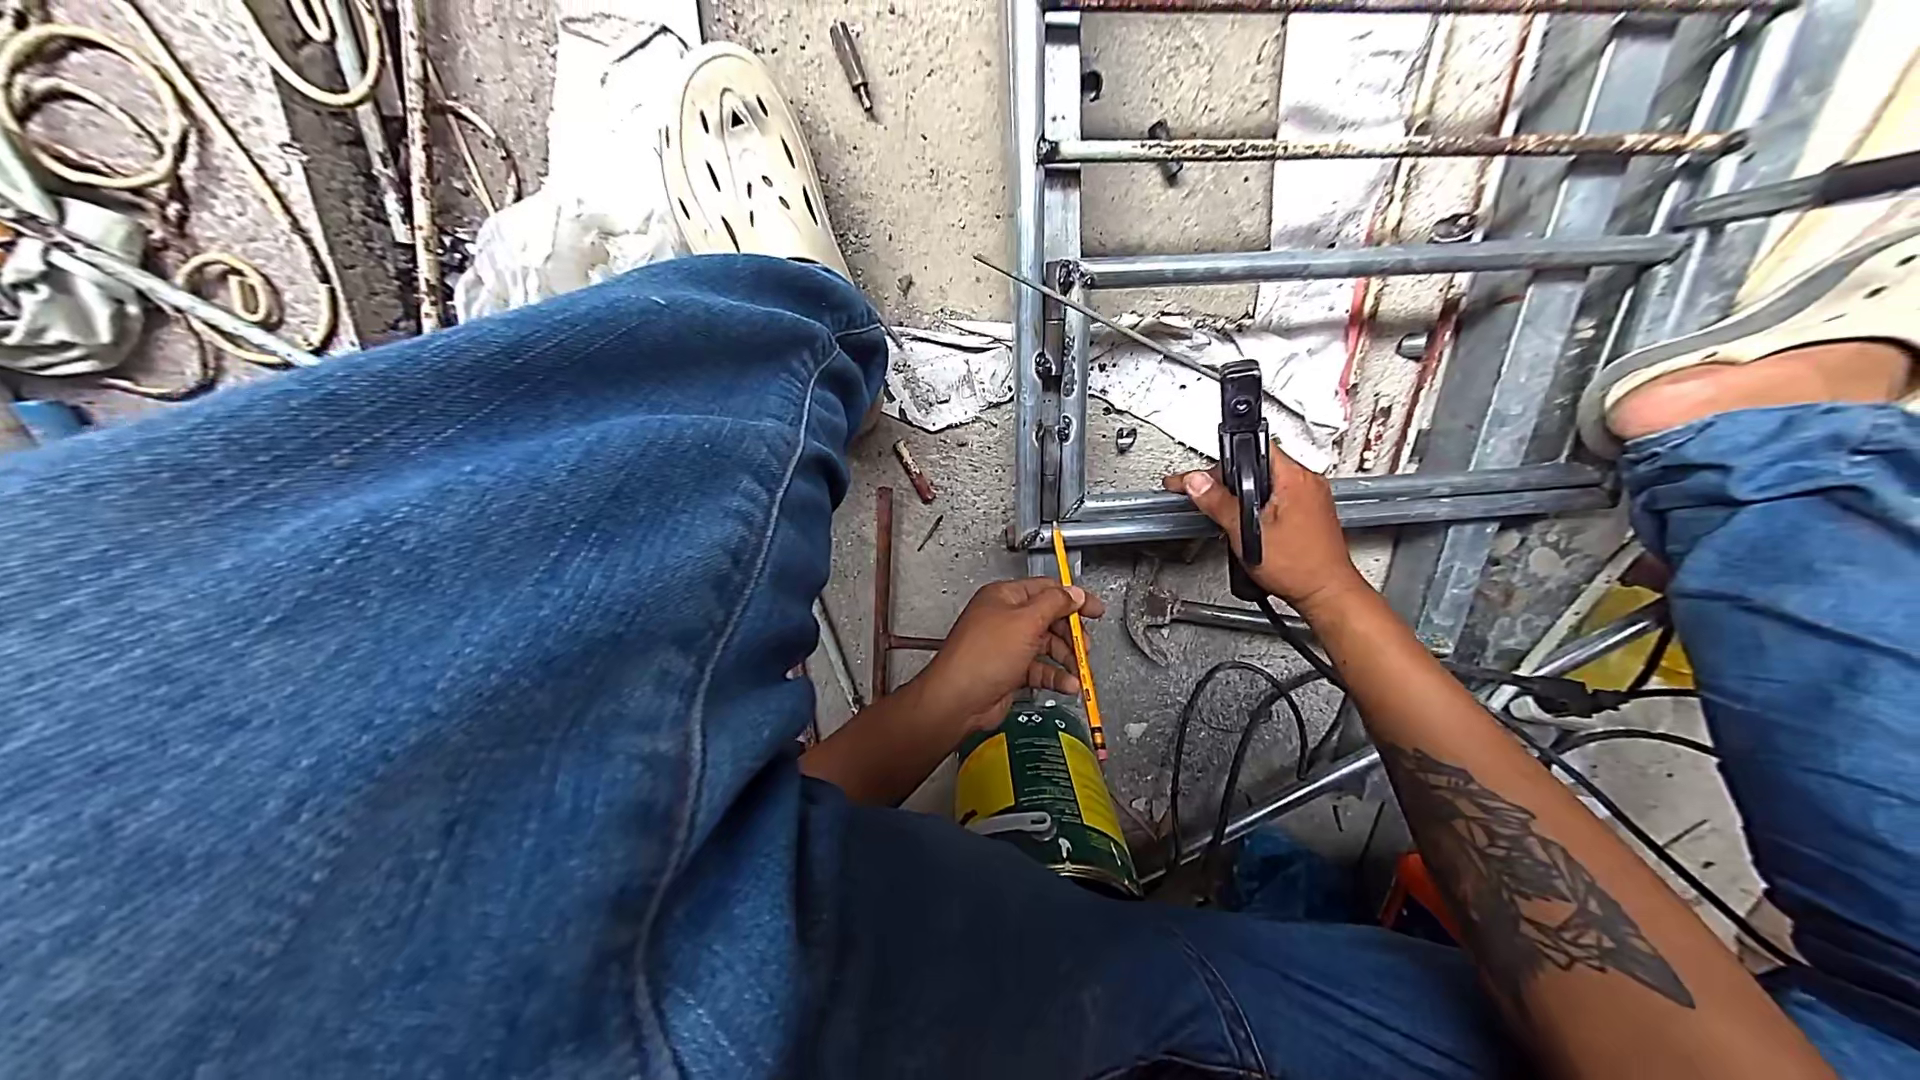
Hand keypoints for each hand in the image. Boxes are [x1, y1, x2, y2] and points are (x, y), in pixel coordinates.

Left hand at [906, 578, 1105, 732]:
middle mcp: (1005, 619)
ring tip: (1078, 669)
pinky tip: (1067, 684)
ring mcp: (1007, 646)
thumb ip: (1055, 604)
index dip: (1074, 599)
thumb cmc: (981, 657)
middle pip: (1050, 619)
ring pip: (1047, 646)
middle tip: (1084, 645)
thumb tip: (1074, 593)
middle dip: (1071, 633)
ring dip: (1067, 658)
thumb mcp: (1026, 622)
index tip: (1094, 610)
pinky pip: (1040, 669)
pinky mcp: (1010, 671)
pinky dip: (1056, 676)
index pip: (1047, 590)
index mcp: (1005, 597)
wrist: (959, 700)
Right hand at [1163, 440, 1368, 614]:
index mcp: (1295, 478)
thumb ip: (1218, 502)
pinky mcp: (1308, 511)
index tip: (1199, 473)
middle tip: (1204, 496)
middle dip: (1226, 481)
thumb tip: (1197, 482)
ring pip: (1264, 483)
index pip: (1251, 449)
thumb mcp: (1246, 532)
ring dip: (1240, 495)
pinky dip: (1257, 506)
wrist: (1325, 594)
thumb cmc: (1299, 568)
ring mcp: (1310, 496)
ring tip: (1226, 514)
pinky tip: (1247, 525)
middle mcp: (1307, 482)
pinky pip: (1276, 497)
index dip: (1220, 460)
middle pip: (1255, 466)